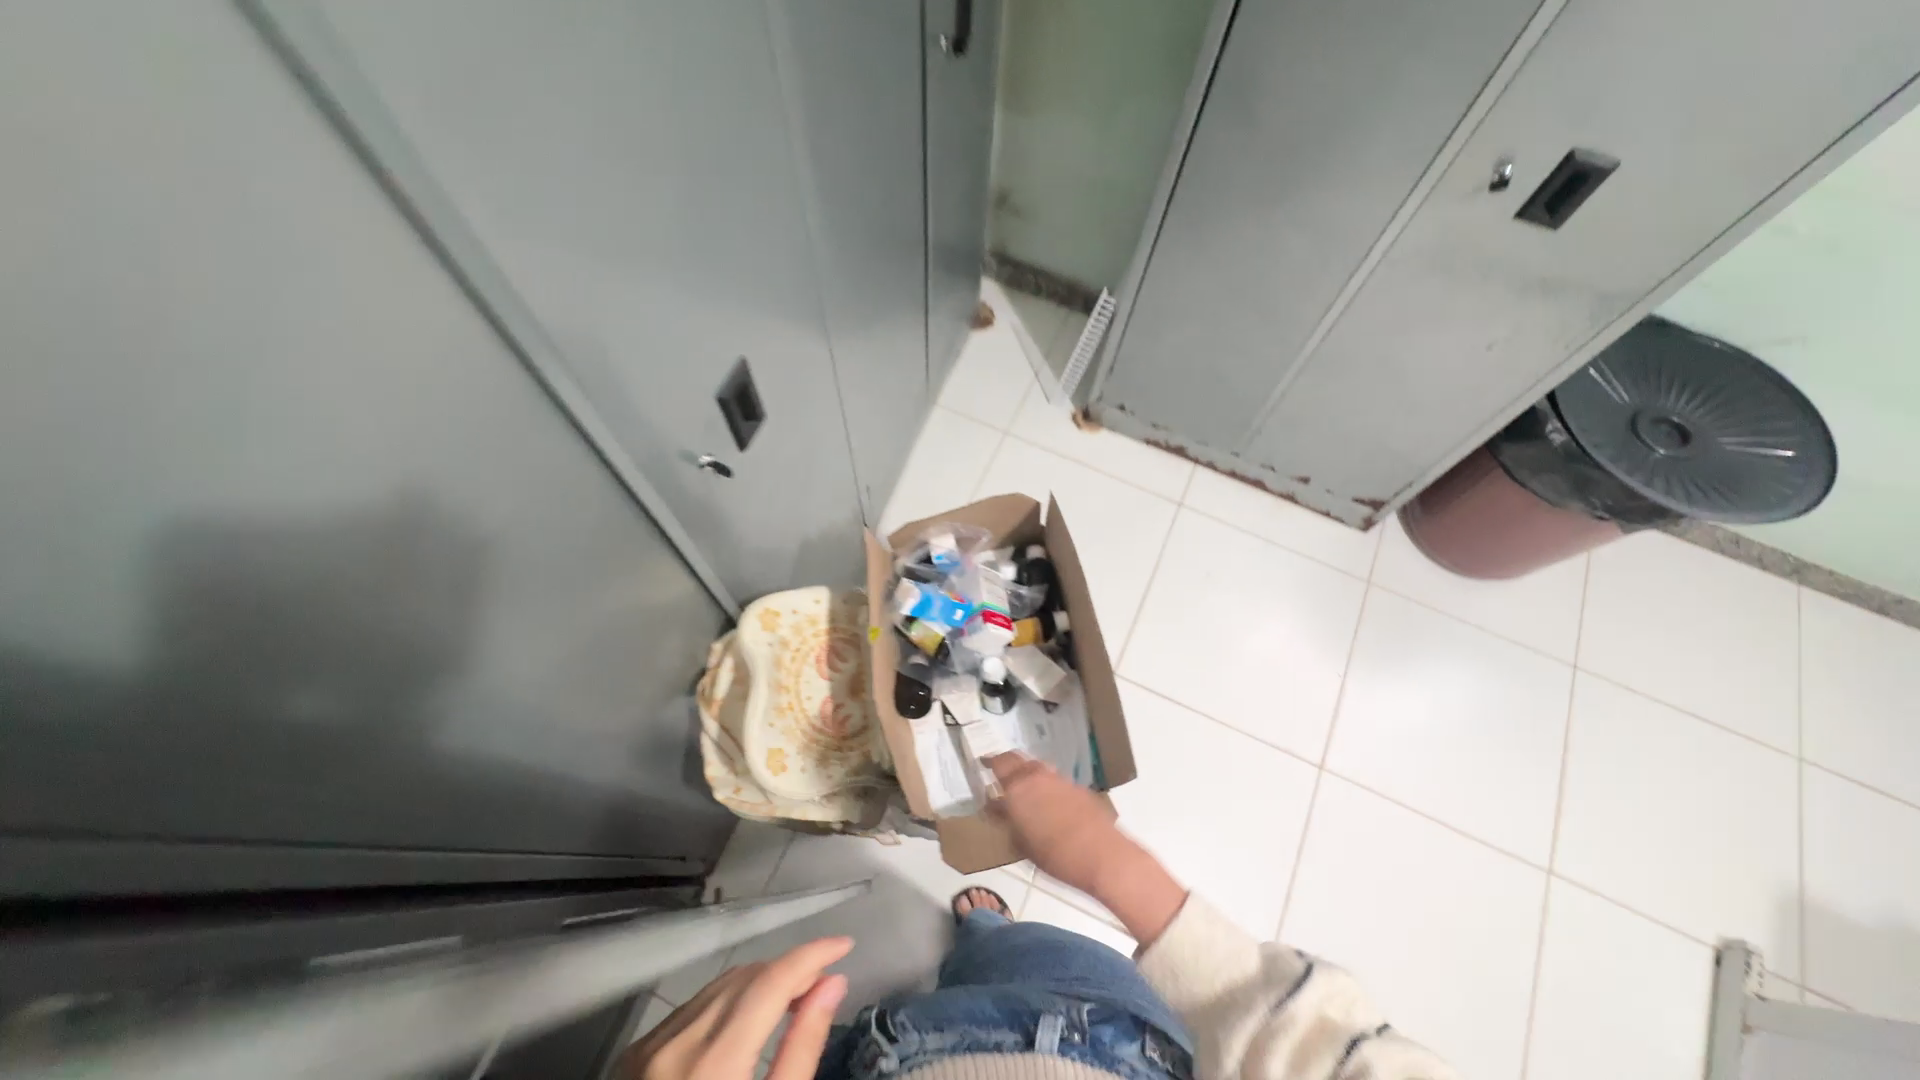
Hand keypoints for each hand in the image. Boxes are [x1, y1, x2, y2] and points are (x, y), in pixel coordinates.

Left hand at [622, 937, 851, 1079]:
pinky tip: (745, 1021)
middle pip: (744, 978)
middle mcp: (675, 1042)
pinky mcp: (632, 1057)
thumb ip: (802, 1048)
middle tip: (824, 982)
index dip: (811, 955)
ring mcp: (647, 1048)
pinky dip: (726, 1003)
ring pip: (716, 989)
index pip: (771, 981)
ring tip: (793, 997)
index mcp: (713, 1061)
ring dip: (759, 983)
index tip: (845, 946)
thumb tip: (832, 985)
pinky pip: (690, 1010)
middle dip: (789, 970)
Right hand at [985, 753, 1123, 893]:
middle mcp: (1039, 777)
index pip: (998, 764)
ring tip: (1024, 790)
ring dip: (1029, 774)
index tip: (982, 764)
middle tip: (1000, 772)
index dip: (989, 762)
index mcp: (1018, 788)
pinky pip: (1056, 781)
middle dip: (1007, 763)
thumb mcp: (1021, 844)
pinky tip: (1049, 805)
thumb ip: (1008, 821)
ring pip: (1039, 769)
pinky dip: (1048, 786)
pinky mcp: (1080, 790)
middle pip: (1019, 759)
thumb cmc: (1055, 855)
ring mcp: (1062, 780)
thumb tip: (997, 808)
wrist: (1103, 855)